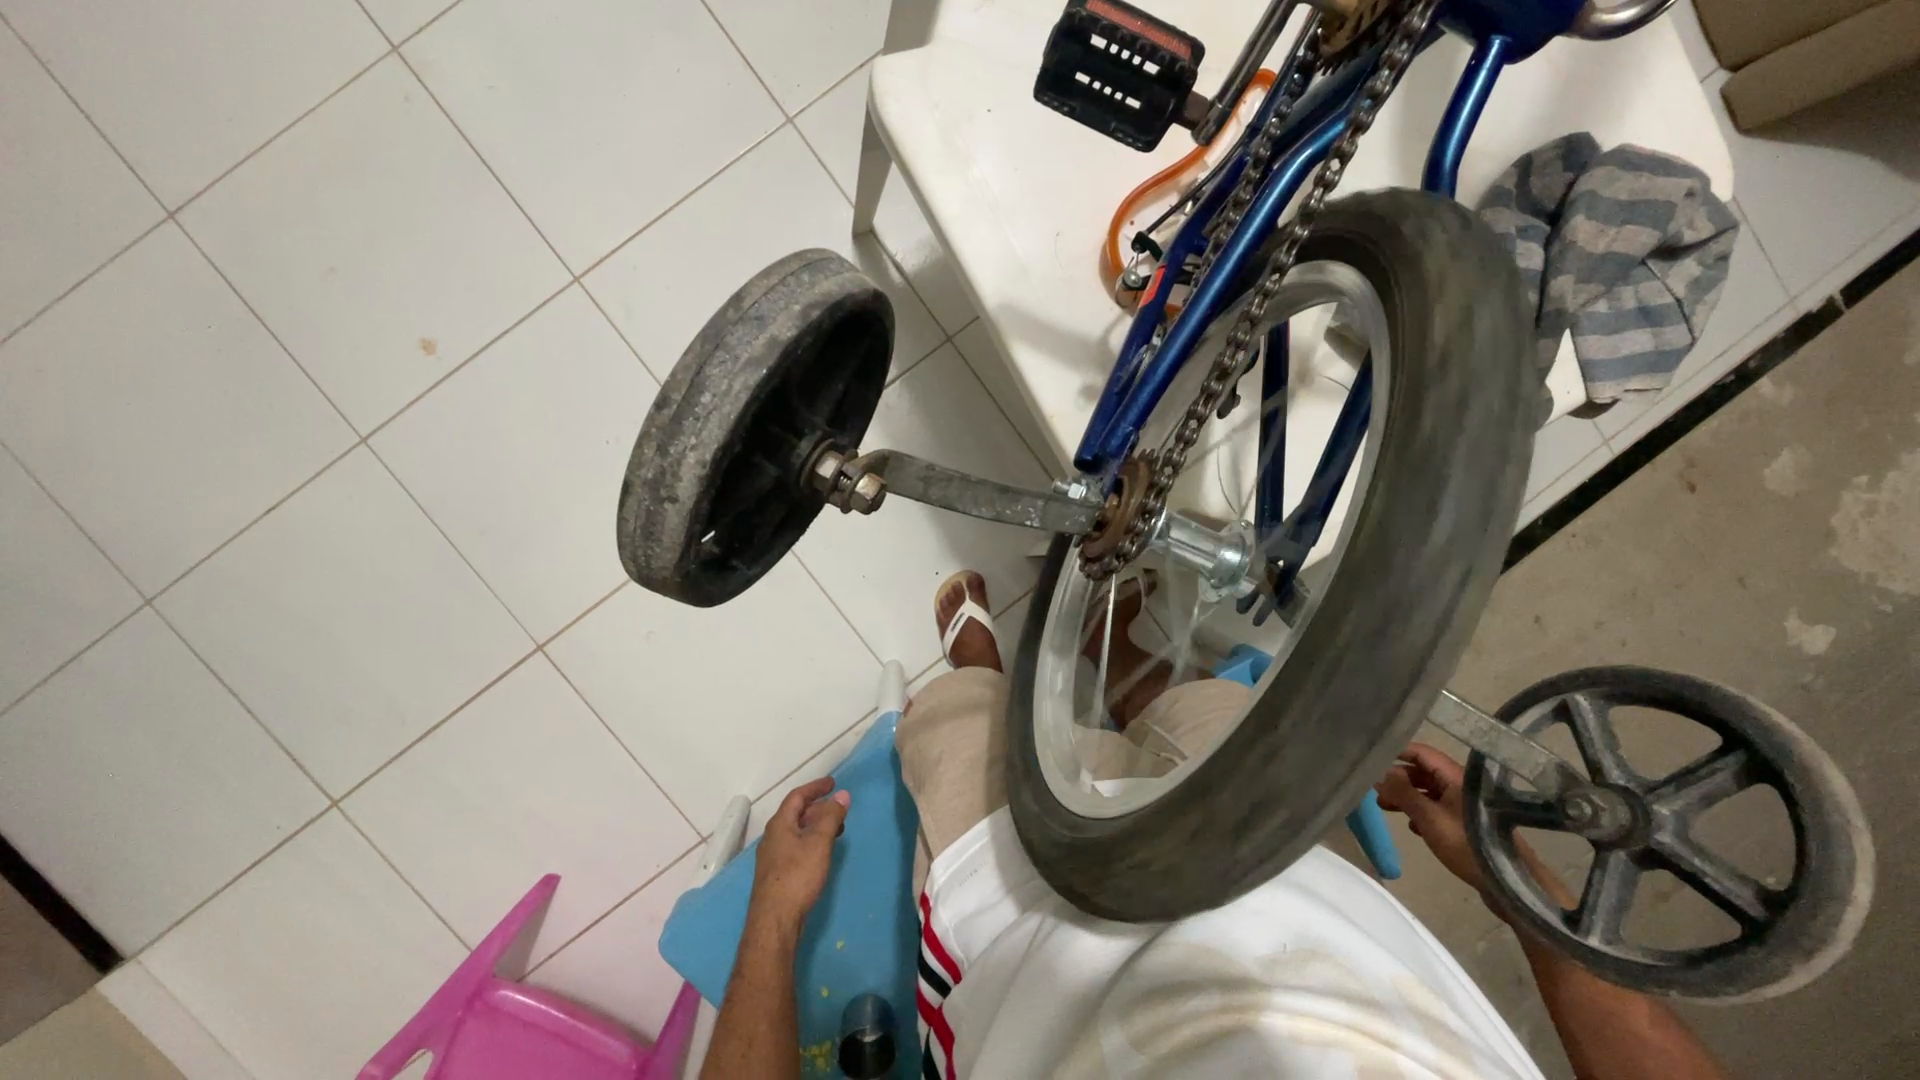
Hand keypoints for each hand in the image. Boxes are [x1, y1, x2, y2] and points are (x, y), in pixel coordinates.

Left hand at [748, 777, 849, 937]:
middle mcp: (772, 837)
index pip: (797, 796)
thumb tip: (842, 795)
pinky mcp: (777, 874)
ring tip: (836, 829)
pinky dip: (811, 842)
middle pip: (795, 814)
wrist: (775, 920)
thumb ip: (831, 817)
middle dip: (817, 807)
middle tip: (838, 807)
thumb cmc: (797, 876)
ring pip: (796, 832)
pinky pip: (796, 847)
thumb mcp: (819, 842)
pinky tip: (822, 853)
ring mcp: (773, 857)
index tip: (833, 783)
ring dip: (816, 826)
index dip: (815, 787)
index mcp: (779, 825)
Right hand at [1377, 743, 1575, 918]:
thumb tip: (1381, 773)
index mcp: (1455, 777)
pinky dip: (1421, 812)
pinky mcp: (1466, 823)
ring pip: (1429, 791)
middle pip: (1423, 772)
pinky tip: (1412, 826)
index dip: (1396, 752)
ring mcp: (1464, 804)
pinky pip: (1438, 808)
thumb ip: (1403, 793)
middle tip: (1375, 790)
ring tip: (1385, 807)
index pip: (1421, 753)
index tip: (1372, 758)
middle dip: (1398, 779)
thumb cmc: (1467, 845)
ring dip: (1407, 797)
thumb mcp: (1429, 818)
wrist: (1506, 881)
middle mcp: (1460, 785)